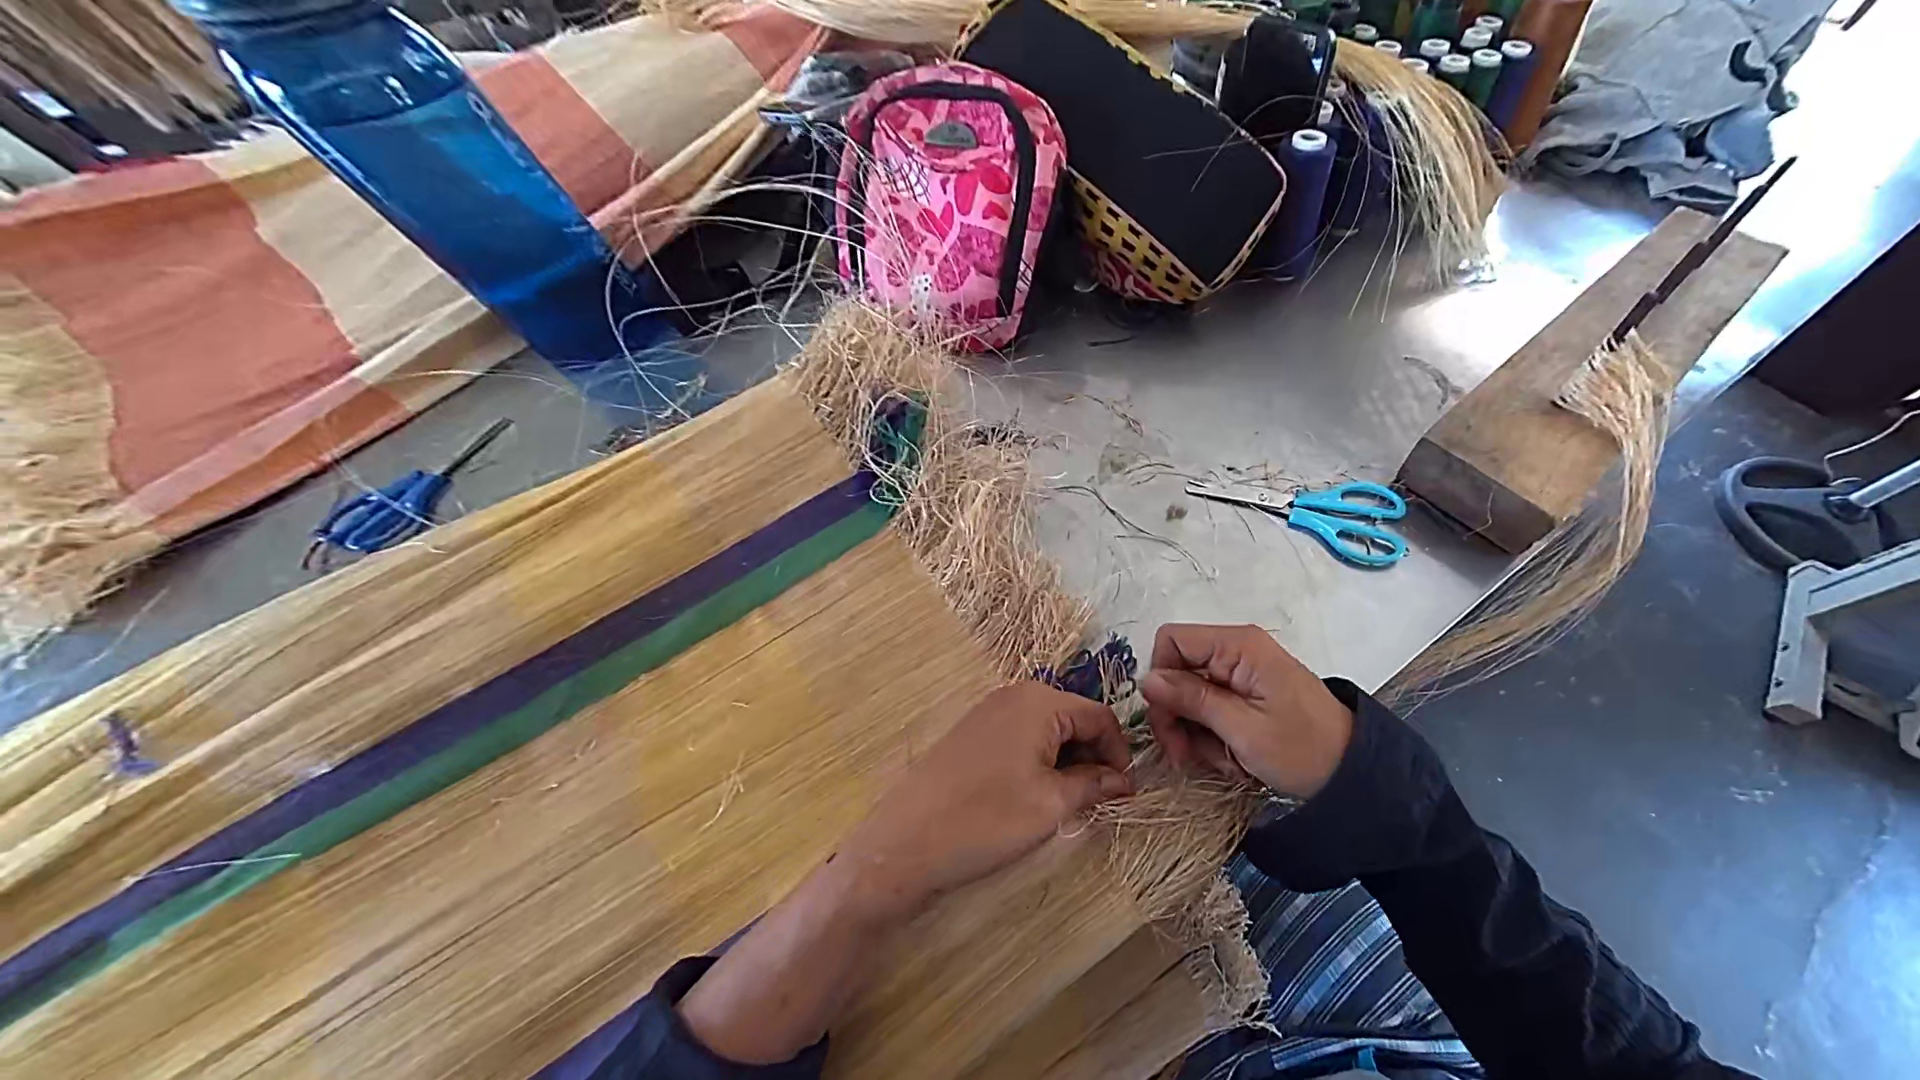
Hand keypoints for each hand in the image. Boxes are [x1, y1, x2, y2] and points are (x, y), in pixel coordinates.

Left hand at [678, 682, 1132, 1064]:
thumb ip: (1093, 785)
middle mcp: (1014, 695)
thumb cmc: (987, 819)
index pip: (1099, 715)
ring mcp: (988, 711)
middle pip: (1072, 718)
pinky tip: (1035, 793)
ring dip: (1066, 760)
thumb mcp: (1051, 805)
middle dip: (1092, 755)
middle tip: (1101, 800)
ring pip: (1046, 728)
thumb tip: (1124, 780)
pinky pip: (1020, 735)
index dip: (1120, 752)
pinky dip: (1038, 759)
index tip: (1127, 791)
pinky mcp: (971, 731)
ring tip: (1068, 802)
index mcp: (1038, 702)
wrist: (907, 841)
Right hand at [1141, 624, 1352, 798]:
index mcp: (1238, 646)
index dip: (1161, 677)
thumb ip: (1192, 699)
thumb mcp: (1242, 729)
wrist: (1356, 775)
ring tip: (1218, 760)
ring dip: (1193, 731)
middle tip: (1181, 754)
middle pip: (1176, 670)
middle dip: (1174, 714)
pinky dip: (1210, 734)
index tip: (1168, 717)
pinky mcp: (1245, 692)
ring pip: (1188, 693)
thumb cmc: (1303, 749)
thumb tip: (1148, 681)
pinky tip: (1229, 757)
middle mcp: (1235, 650)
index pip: (1172, 640)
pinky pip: (1208, 705)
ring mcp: (1240, 671)